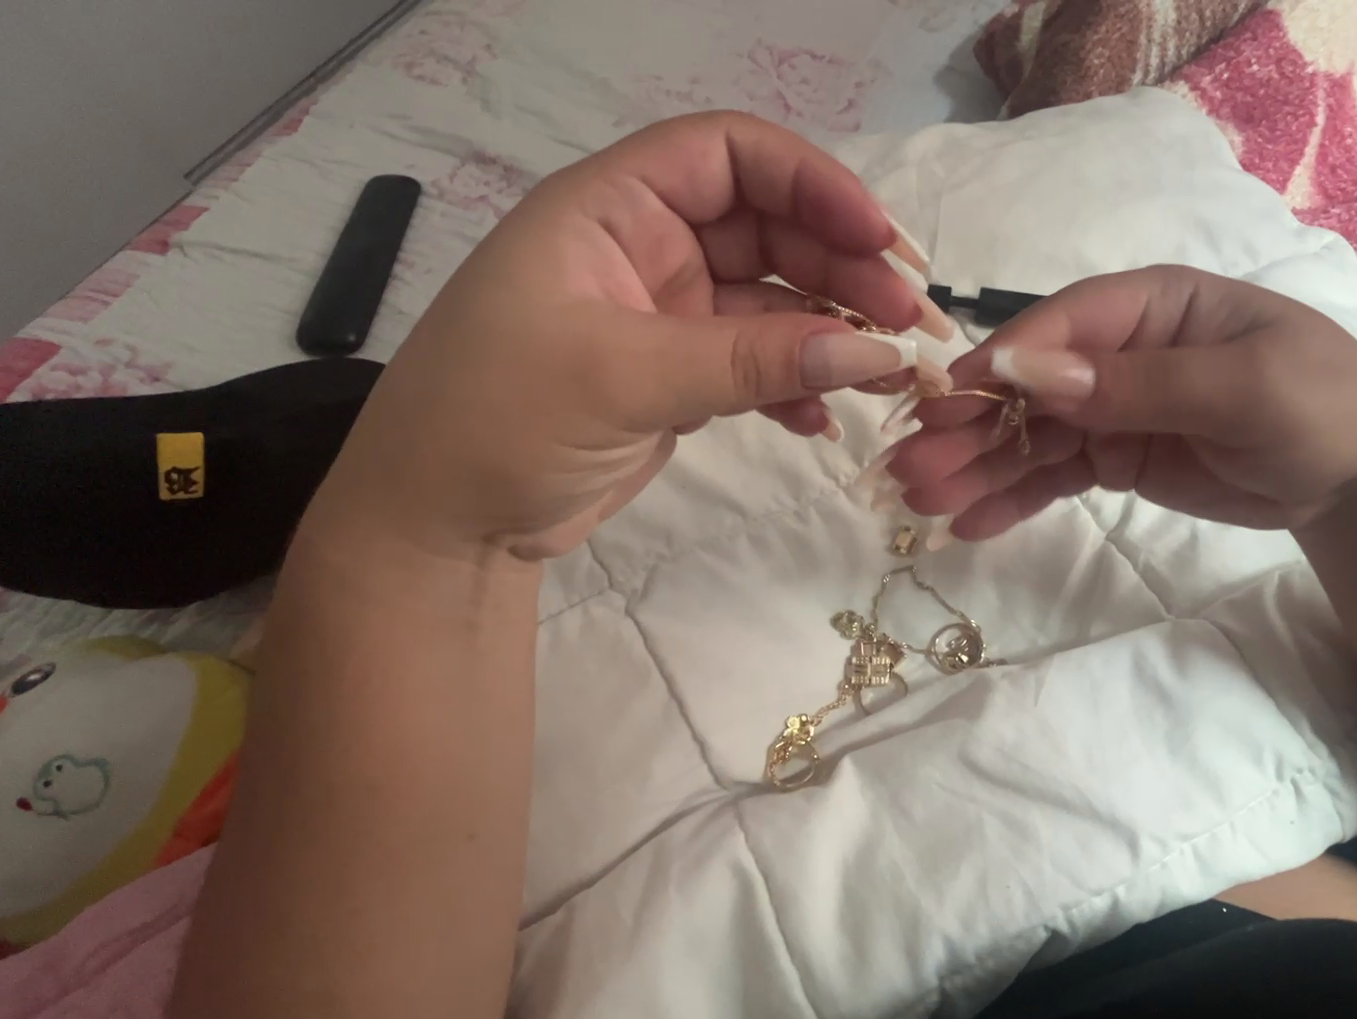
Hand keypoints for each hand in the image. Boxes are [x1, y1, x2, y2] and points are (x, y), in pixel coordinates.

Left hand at [311, 111, 940, 562]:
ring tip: (891, 375)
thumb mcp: (624, 376)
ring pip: (776, 307)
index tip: (882, 242)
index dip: (815, 184)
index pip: (732, 157)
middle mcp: (649, 251)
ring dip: (836, 336)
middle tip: (912, 323)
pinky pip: (759, 368)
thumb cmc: (500, 420)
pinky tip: (826, 420)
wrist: (444, 523)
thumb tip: (875, 353)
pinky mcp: (681, 380)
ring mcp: (669, 319)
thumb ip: (752, 361)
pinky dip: (797, 388)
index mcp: (614, 208)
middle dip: (846, 273)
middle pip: (772, 233)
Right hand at [892, 266, 1356, 538]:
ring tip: (921, 504)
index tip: (942, 404)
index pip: (1058, 326)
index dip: (997, 364)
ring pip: (1027, 438)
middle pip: (1027, 387)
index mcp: (1150, 307)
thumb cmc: (1319, 409)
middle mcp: (1116, 353)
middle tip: (908, 470)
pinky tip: (967, 524)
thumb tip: (1032, 370)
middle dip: (967, 429)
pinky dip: (1011, 499)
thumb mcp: (1244, 388)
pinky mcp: (1111, 459)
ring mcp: (1110, 409)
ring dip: (974, 469)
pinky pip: (1050, 477)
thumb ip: (1138, 381)